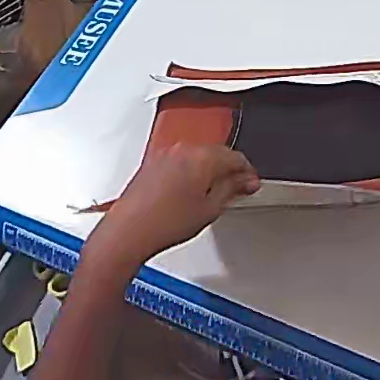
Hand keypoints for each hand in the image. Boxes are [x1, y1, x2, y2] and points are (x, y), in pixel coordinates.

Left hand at [93, 143, 259, 268]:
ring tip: (211, 197)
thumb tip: (245, 180)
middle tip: (237, 190)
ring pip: (196, 157)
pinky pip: (179, 161)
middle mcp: (182, 149)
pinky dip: (189, 172)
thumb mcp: (210, 209)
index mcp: (201, 157)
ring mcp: (165, 154)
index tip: (250, 183)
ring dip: (208, 171)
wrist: (129, 230)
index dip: (247, 172)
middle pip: (215, 153)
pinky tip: (189, 194)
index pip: (235, 156)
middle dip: (228, 170)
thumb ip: (232, 189)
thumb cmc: (164, 222)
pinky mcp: (152, 162)